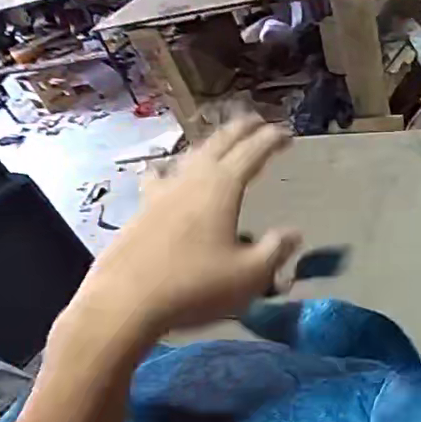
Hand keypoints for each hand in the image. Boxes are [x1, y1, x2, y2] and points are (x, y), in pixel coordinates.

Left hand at [59, 117, 300, 349]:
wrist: (127, 300)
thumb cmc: (196, 286)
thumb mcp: (249, 276)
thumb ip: (274, 250)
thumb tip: (294, 233)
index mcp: (221, 188)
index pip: (252, 153)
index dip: (271, 140)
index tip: (287, 134)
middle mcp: (190, 180)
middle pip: (218, 144)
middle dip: (240, 130)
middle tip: (256, 121)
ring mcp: (160, 192)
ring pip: (189, 156)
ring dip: (209, 144)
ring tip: (218, 143)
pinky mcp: (140, 210)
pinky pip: (161, 176)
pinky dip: (173, 168)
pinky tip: (164, 173)